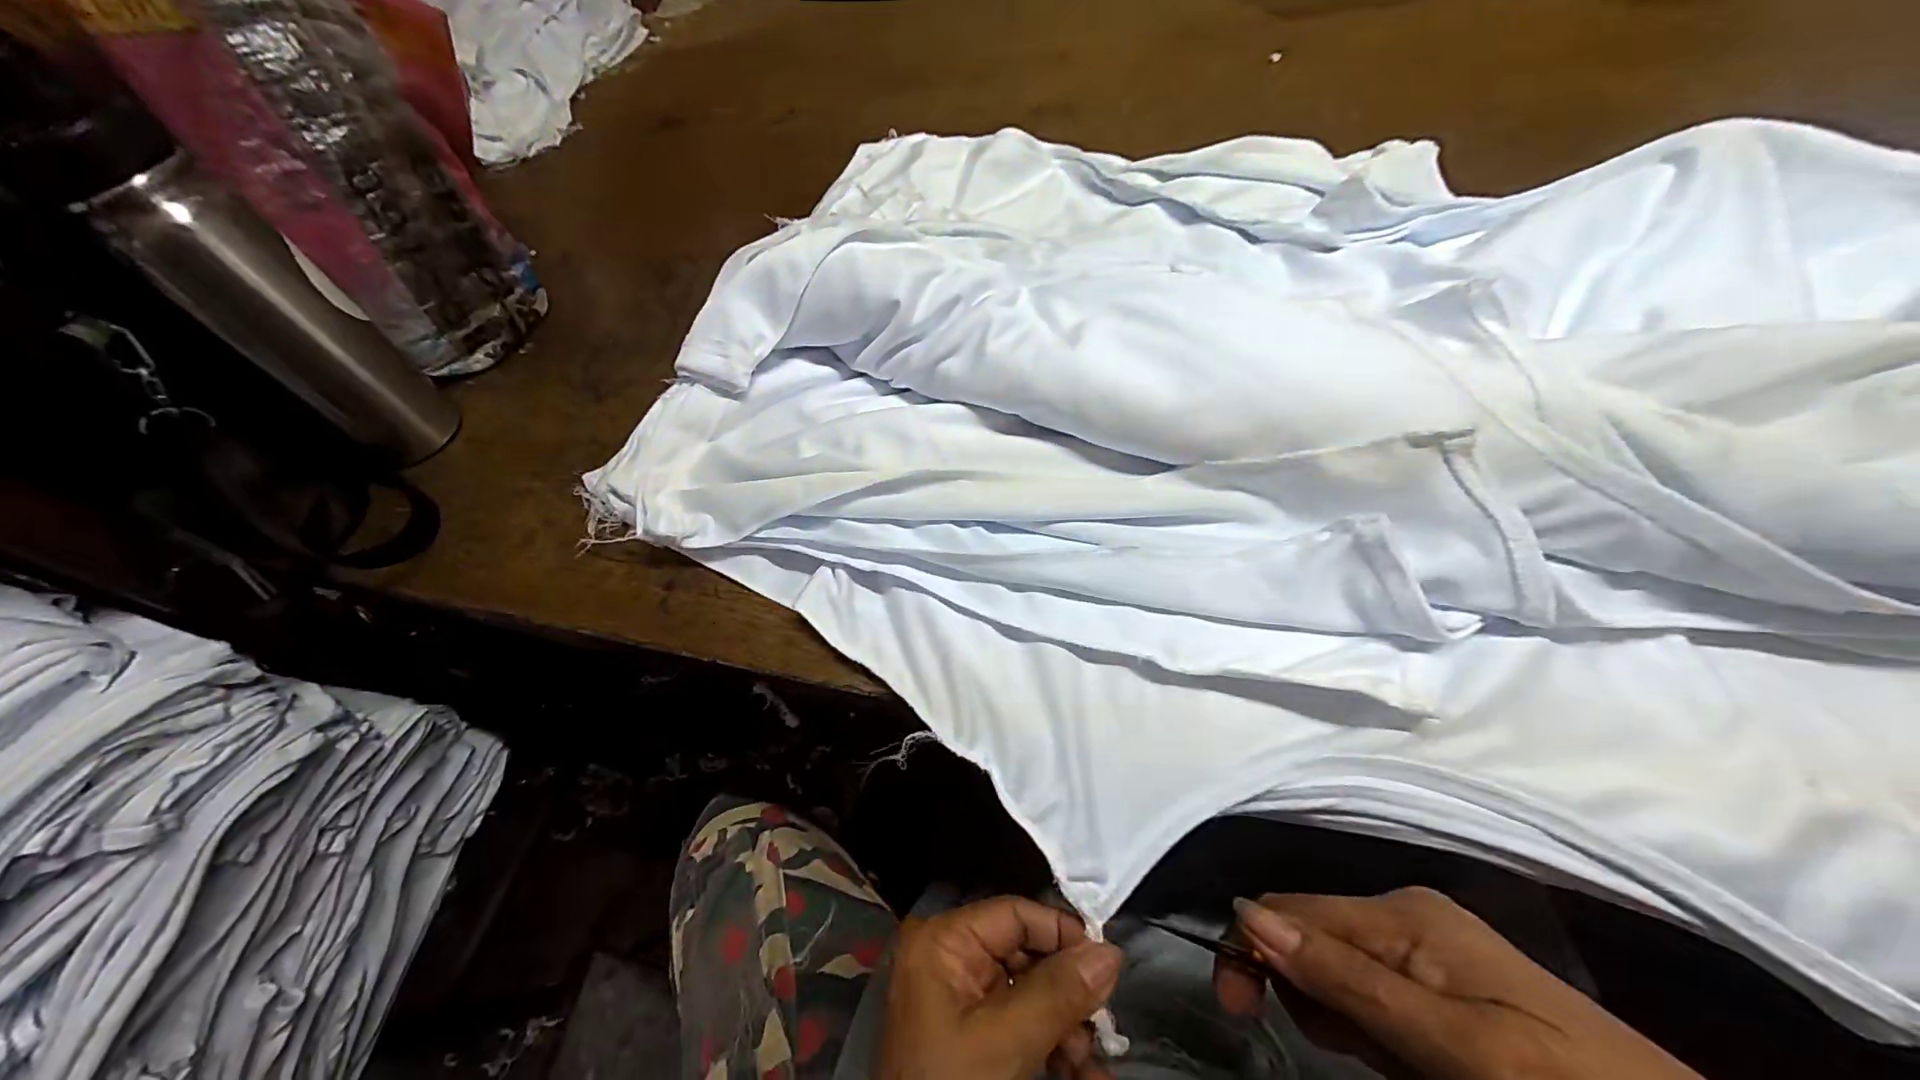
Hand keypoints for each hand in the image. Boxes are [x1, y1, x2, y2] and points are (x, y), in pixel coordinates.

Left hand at [878, 896, 1124, 1079]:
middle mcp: (949, 958)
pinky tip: (1077, 1071)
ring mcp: (958, 998)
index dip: (1063, 934)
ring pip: (1029, 991)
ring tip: (1088, 1062)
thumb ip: (1060, 992)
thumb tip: (1110, 953)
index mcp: (944, 941)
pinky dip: (1049, 1043)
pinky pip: (1019, 1022)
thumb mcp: (1007, 1039)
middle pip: (1026, 953)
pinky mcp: (969, 1034)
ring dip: (1066, 1024)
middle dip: (1068, 991)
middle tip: (1100, 1024)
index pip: (1014, 913)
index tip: (1106, 966)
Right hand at [1217, 887, 1703, 1079]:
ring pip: (1335, 969)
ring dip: (1340, 1018)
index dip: (1251, 952)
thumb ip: (1346, 978)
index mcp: (1402, 913)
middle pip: (1308, 937)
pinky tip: (1404, 1058)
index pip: (1287, 909)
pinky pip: (1371, 990)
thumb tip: (1246, 914)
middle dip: (1308, 995)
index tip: (1239, 1014)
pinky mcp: (1442, 978)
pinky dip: (1370, 1027)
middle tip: (1354, 1054)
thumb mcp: (1449, 1041)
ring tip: (1391, 1063)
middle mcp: (1405, 913)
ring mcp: (1427, 946)